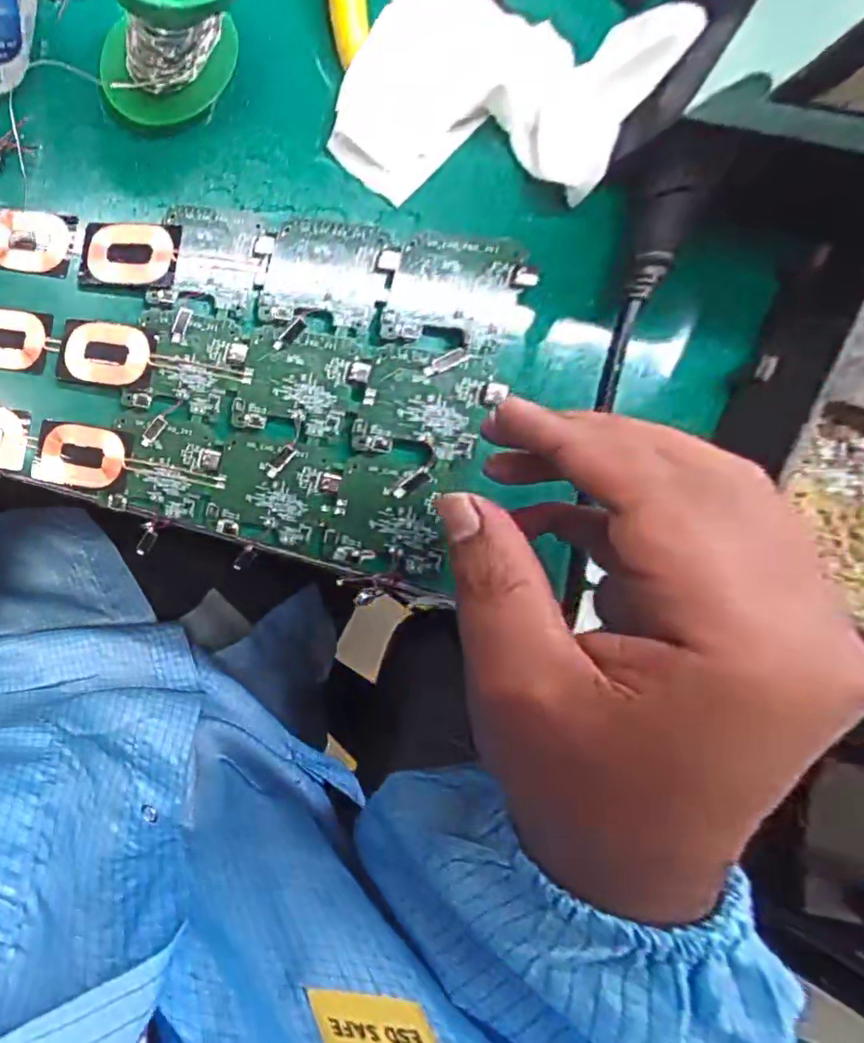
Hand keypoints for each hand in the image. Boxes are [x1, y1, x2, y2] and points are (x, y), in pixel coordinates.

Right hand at [437, 397, 863, 924]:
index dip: (579, 445)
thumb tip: (462, 500)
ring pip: (724, 501)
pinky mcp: (776, 630)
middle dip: (603, 442)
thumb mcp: (512, 678)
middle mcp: (808, 622)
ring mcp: (805, 625)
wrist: (632, 859)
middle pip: (716, 485)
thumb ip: (493, 578)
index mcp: (749, 640)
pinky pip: (712, 539)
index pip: (667, 501)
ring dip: (620, 468)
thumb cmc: (568, 778)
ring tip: (523, 464)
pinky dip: (630, 511)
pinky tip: (557, 518)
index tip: (503, 412)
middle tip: (506, 430)